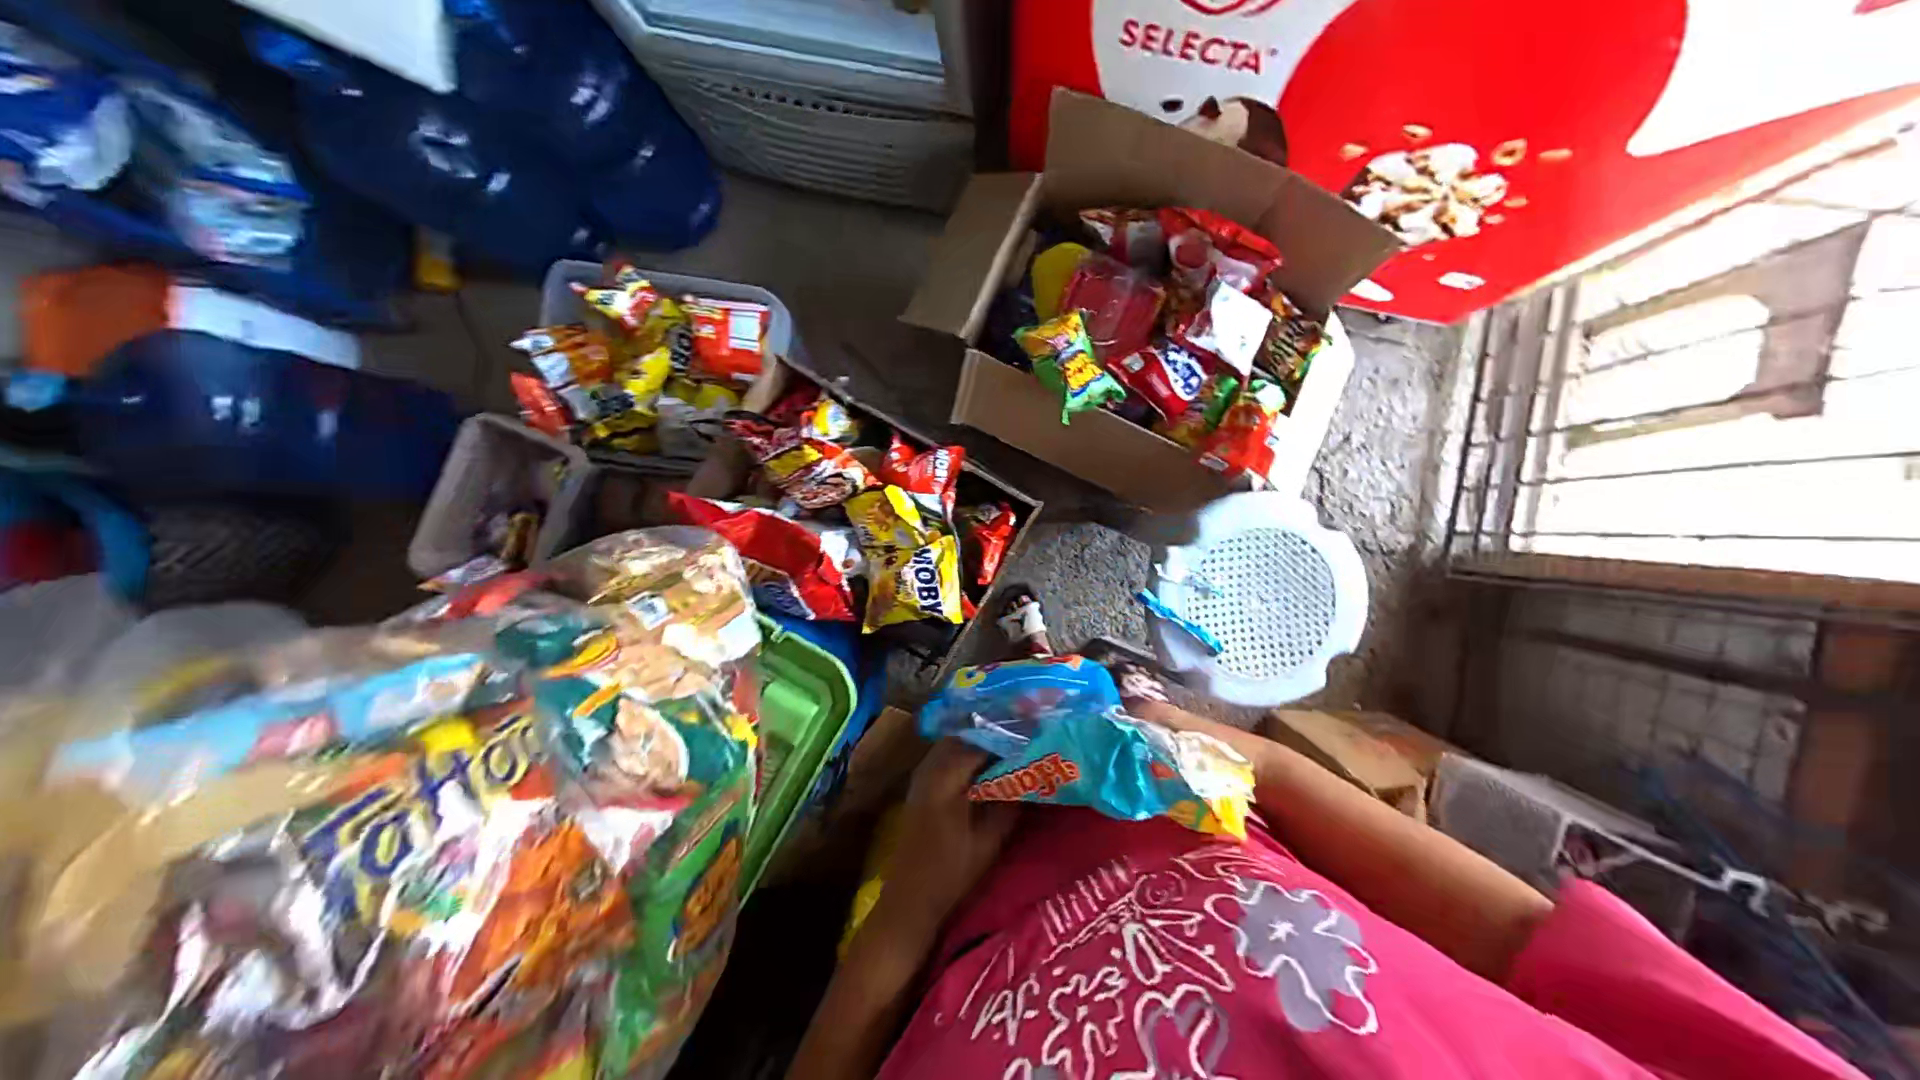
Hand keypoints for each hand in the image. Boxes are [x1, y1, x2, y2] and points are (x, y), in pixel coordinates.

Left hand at [881, 738, 1021, 926]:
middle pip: (965, 736)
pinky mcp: (920, 786)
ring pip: (953, 745)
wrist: (909, 898)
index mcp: (945, 777)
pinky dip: (965, 756)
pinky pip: (944, 757)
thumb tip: (1029, 776)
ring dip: (979, 745)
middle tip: (1021, 744)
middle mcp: (930, 768)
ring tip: (1008, 754)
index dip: (1008, 739)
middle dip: (993, 737)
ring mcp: (921, 775)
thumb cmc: (951, 873)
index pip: (981, 742)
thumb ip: (1009, 804)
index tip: (1032, 740)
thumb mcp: (989, 841)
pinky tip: (985, 770)